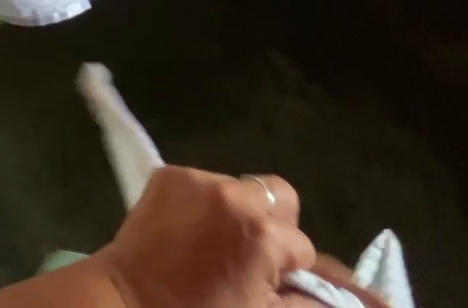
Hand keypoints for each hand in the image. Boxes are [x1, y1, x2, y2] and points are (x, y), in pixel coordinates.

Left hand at [94, 168, 314, 307]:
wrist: (128, 302)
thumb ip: (304, 304)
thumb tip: (339, 299)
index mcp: (263, 234)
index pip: (303, 244)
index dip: (291, 268)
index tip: (272, 282)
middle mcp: (234, 195)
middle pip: (278, 196)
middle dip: (275, 223)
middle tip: (253, 254)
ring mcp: (197, 179)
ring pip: (240, 187)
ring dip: (238, 212)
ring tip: (215, 243)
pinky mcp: (168, 173)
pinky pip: (202, 183)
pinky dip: (204, 203)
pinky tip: (189, 230)